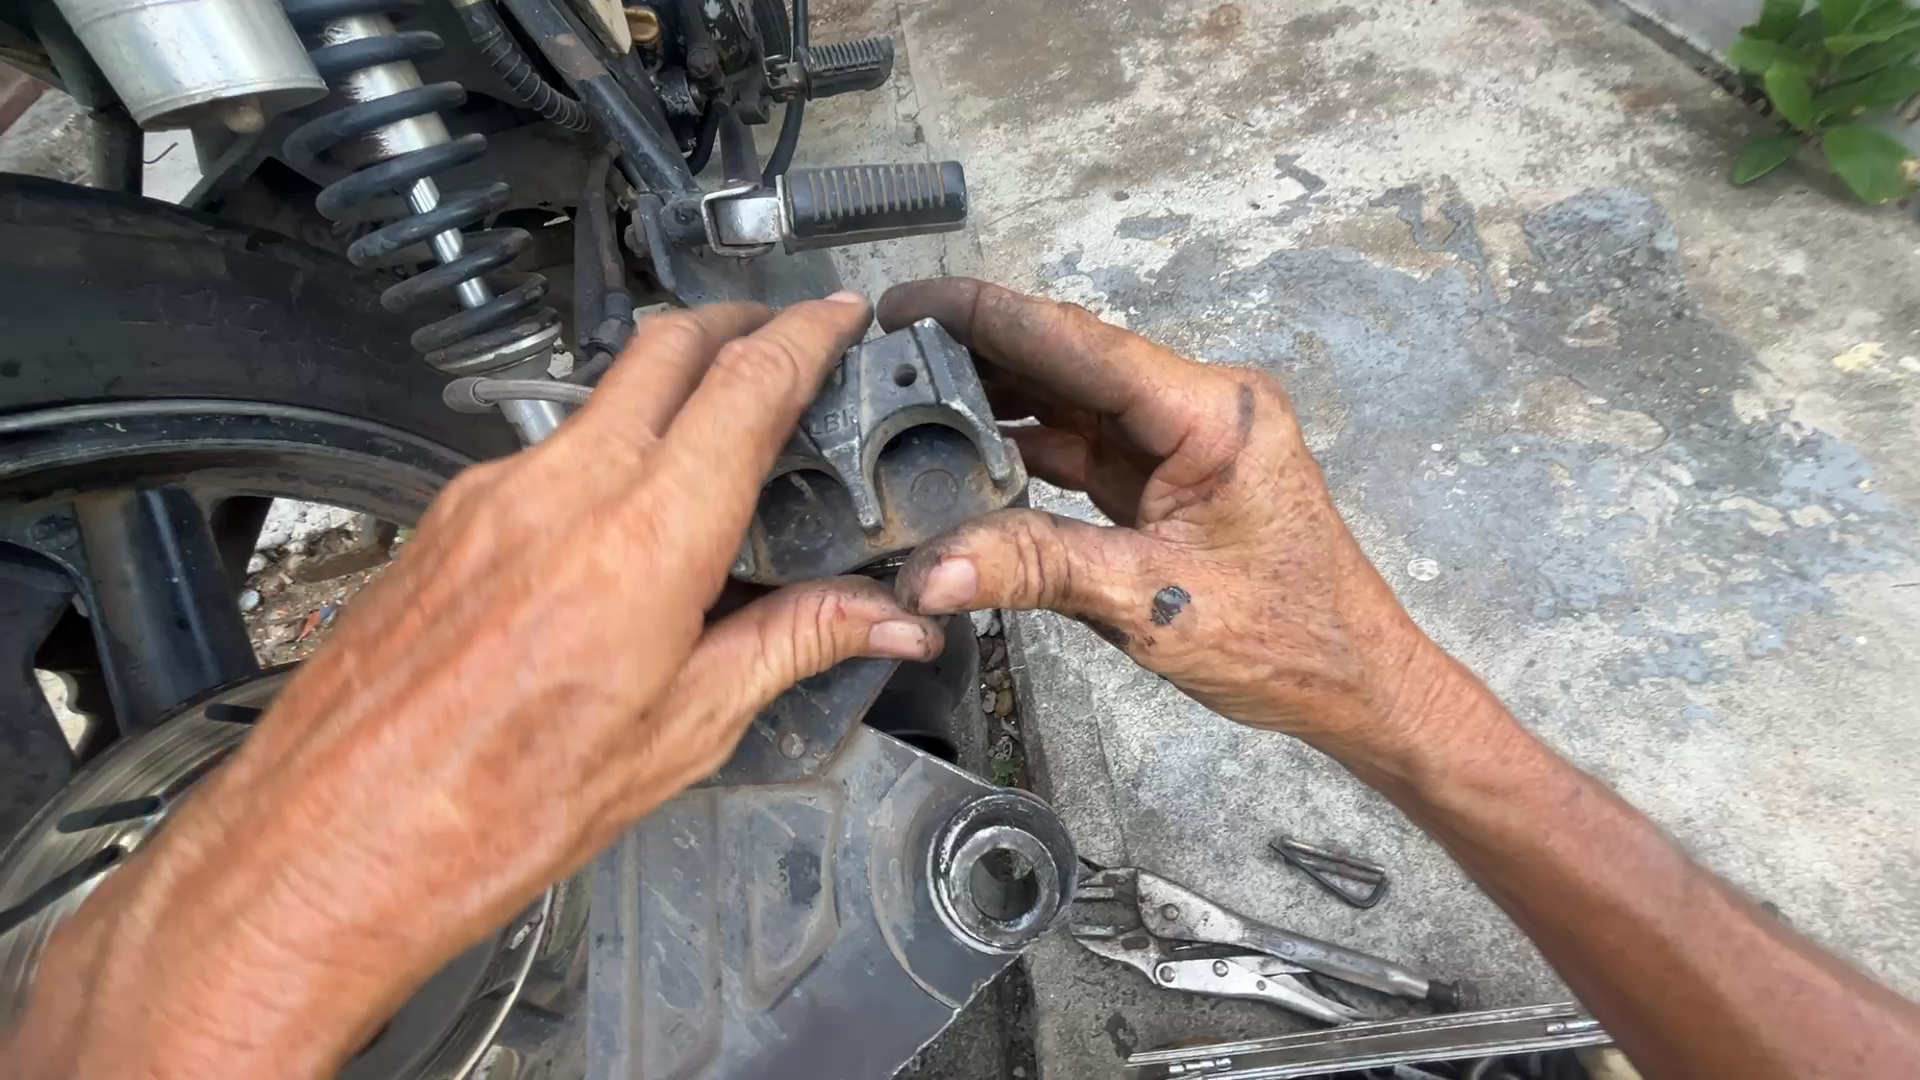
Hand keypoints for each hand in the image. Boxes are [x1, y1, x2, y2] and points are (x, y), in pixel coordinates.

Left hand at [10, 294, 945, 1079]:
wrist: (327, 847)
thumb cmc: (505, 806)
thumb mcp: (690, 727)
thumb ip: (796, 642)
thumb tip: (886, 620)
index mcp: (643, 545)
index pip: (742, 392)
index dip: (803, 337)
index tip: (836, 317)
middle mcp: (563, 492)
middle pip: (666, 347)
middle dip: (739, 323)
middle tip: (789, 337)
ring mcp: (497, 492)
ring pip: (610, 387)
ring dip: (678, 381)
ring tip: (727, 431)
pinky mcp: (455, 511)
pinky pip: (559, 442)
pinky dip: (619, 441)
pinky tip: (638, 505)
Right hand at [879, 279, 1488, 771]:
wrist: (1349, 680)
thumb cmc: (1282, 637)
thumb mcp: (1150, 599)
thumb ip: (1037, 570)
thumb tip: (928, 574)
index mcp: (1208, 413)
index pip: (1080, 344)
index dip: (986, 316)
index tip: (908, 304)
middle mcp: (1192, 408)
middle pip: (1068, 364)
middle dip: (978, 353)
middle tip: (889, 352)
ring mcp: (1176, 442)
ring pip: (1068, 405)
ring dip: (995, 401)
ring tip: (910, 396)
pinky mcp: (1162, 477)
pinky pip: (1079, 449)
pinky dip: (1023, 450)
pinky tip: (966, 452)